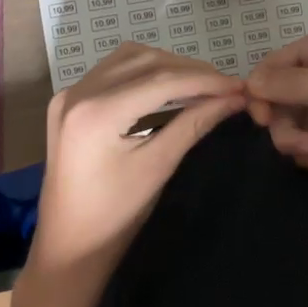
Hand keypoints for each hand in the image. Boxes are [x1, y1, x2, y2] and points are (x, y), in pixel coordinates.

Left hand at [32, 44, 245, 275]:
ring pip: (128, 59)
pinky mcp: (68, 102)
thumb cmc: (114, 217)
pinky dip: (143, 71)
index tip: (239, 86)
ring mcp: (69, 95)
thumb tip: (234, 99)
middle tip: (225, 86)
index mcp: (97, 112)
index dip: (205, 80)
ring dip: (166, 65)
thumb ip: (194, 124)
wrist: (67, 247)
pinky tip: (167, 86)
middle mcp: (78, 93)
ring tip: (200, 84)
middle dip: (189, 70)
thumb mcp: (157, 167)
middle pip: (145, 61)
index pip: (162, 80)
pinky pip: (111, 71)